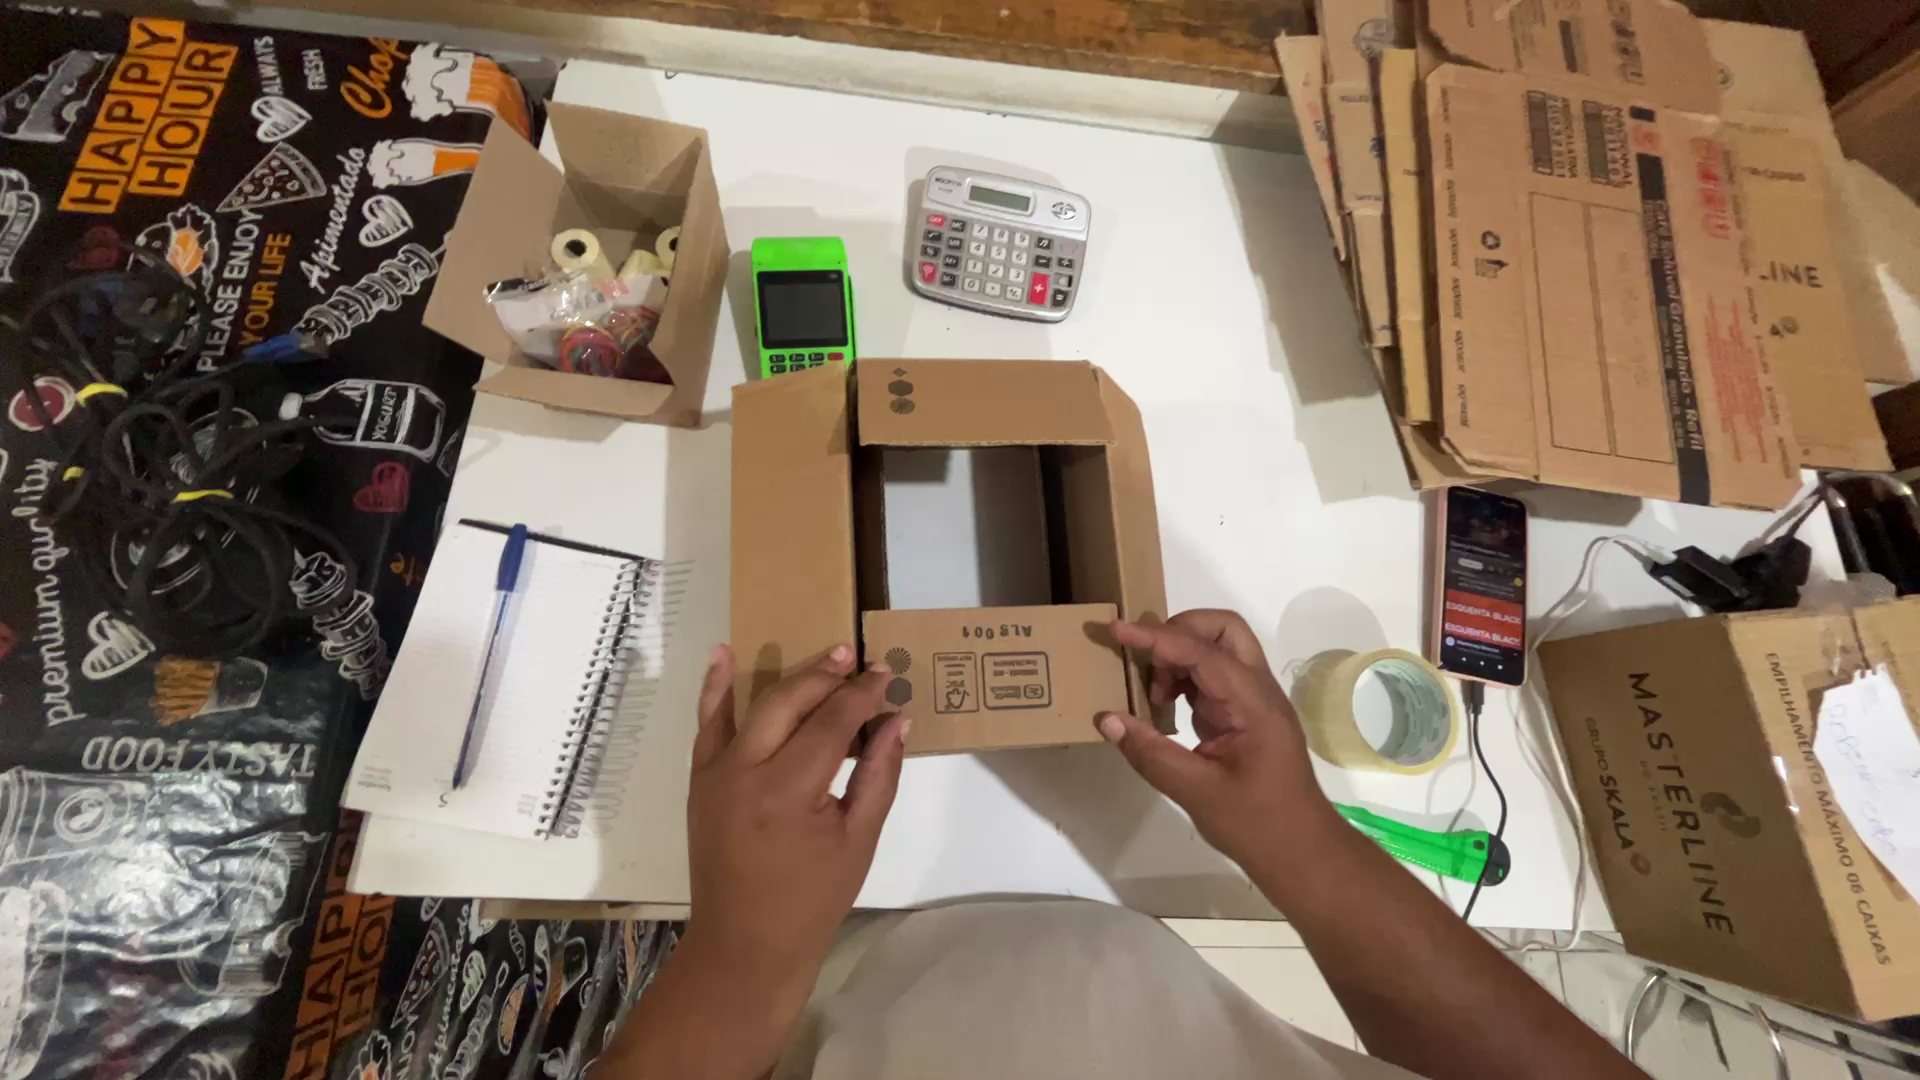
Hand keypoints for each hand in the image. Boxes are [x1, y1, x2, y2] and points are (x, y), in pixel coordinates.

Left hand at [685, 644, 907, 991]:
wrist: (744, 947)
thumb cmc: (812, 900)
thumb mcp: (859, 839)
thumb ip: (879, 774)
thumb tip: (898, 720)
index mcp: (788, 792)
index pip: (831, 724)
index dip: (862, 695)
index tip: (886, 673)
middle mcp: (744, 772)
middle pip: (790, 703)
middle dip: (828, 676)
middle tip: (858, 657)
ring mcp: (714, 774)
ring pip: (753, 705)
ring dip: (790, 676)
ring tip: (826, 655)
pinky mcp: (699, 781)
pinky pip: (707, 725)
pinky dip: (715, 688)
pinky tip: (723, 652)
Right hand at [1097, 611, 1340, 868]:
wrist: (1303, 855)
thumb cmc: (1258, 826)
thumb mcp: (1197, 793)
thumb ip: (1150, 753)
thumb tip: (1107, 720)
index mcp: (1253, 704)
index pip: (1202, 652)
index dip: (1157, 637)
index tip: (1116, 629)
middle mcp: (1257, 691)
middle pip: (1222, 630)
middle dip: (1177, 631)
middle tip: (1145, 660)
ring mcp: (1252, 700)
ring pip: (1216, 648)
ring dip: (1178, 656)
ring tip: (1151, 693)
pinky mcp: (1242, 714)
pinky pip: (1210, 675)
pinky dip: (1182, 677)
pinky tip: (1163, 706)